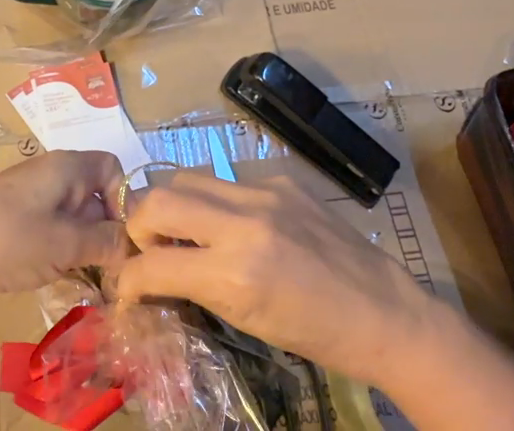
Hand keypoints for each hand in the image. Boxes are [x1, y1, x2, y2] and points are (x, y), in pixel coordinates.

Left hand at [0, 150, 126, 303]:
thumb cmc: (12, 239)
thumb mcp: (67, 244)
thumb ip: (107, 242)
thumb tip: (136, 244)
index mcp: (67, 167)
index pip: (112, 168)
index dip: (125, 199)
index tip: (127, 237)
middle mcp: (53, 176)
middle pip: (97, 196)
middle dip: (109, 230)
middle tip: (119, 269)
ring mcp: (34, 199)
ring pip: (76, 218)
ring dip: (87, 246)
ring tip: (96, 279)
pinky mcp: (19, 223)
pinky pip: (55, 231)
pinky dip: (64, 252)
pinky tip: (65, 277)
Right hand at [113, 174, 456, 391]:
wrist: (387, 314)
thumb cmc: (317, 336)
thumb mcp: (245, 320)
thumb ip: (195, 287)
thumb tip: (153, 274)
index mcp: (234, 274)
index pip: (151, 264)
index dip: (127, 278)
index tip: (127, 287)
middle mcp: (243, 223)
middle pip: (157, 199)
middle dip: (139, 225)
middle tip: (149, 248)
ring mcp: (263, 193)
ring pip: (187, 178)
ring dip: (172, 204)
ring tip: (184, 231)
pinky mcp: (281, 180)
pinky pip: (228, 180)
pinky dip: (216, 202)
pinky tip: (234, 226)